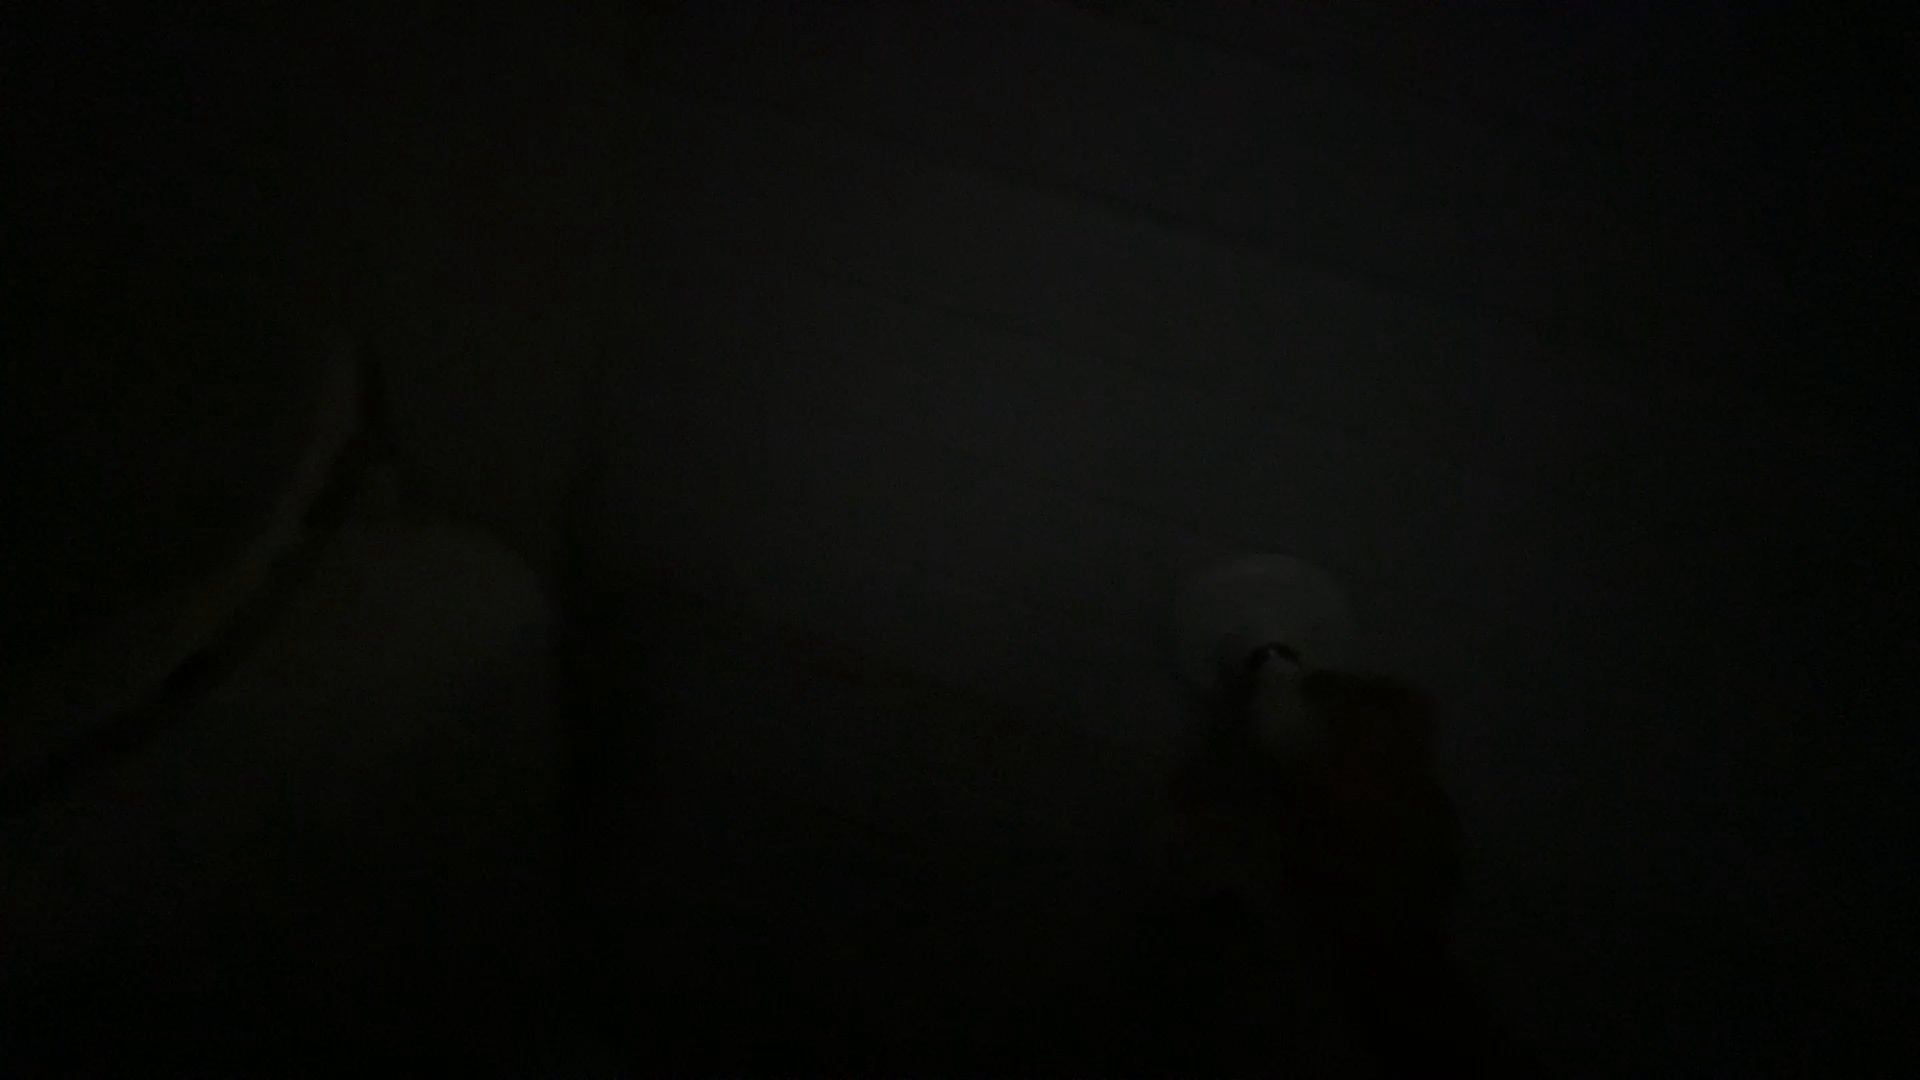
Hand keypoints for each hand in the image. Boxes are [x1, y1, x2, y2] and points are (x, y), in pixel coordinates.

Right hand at [1167, 669, 1462, 957]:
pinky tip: (1367, 802)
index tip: (1302, 688)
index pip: (1351, 695)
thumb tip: (1275, 738)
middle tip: (1339, 701)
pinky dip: (1393, 775)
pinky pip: (1418, 780)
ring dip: (1382, 736)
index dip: (1326, 684)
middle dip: (1372, 691)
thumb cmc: (1324, 870)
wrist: (1384, 938)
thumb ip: (1285, 768)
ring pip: (1414, 742)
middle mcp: (1409, 764)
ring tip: (1348, 757)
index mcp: (1368, 754)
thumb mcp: (1288, 814)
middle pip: (1408, 700)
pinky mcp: (1444, 826)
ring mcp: (1434, 795)